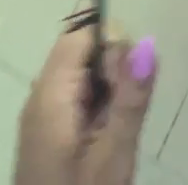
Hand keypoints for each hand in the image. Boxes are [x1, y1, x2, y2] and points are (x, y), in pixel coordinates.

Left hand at [14, 27, 156, 184]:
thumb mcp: (114, 151)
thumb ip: (131, 96)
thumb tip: (148, 42)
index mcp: (49, 96)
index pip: (80, 36)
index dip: (111, 45)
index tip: (129, 79)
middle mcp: (39, 97)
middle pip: (80, 52)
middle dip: (112, 68)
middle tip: (125, 108)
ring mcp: (41, 115)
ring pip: (81, 75)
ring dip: (108, 88)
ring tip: (117, 125)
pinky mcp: (47, 132)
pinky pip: (76, 96)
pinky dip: (98, 104)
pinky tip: (107, 134)